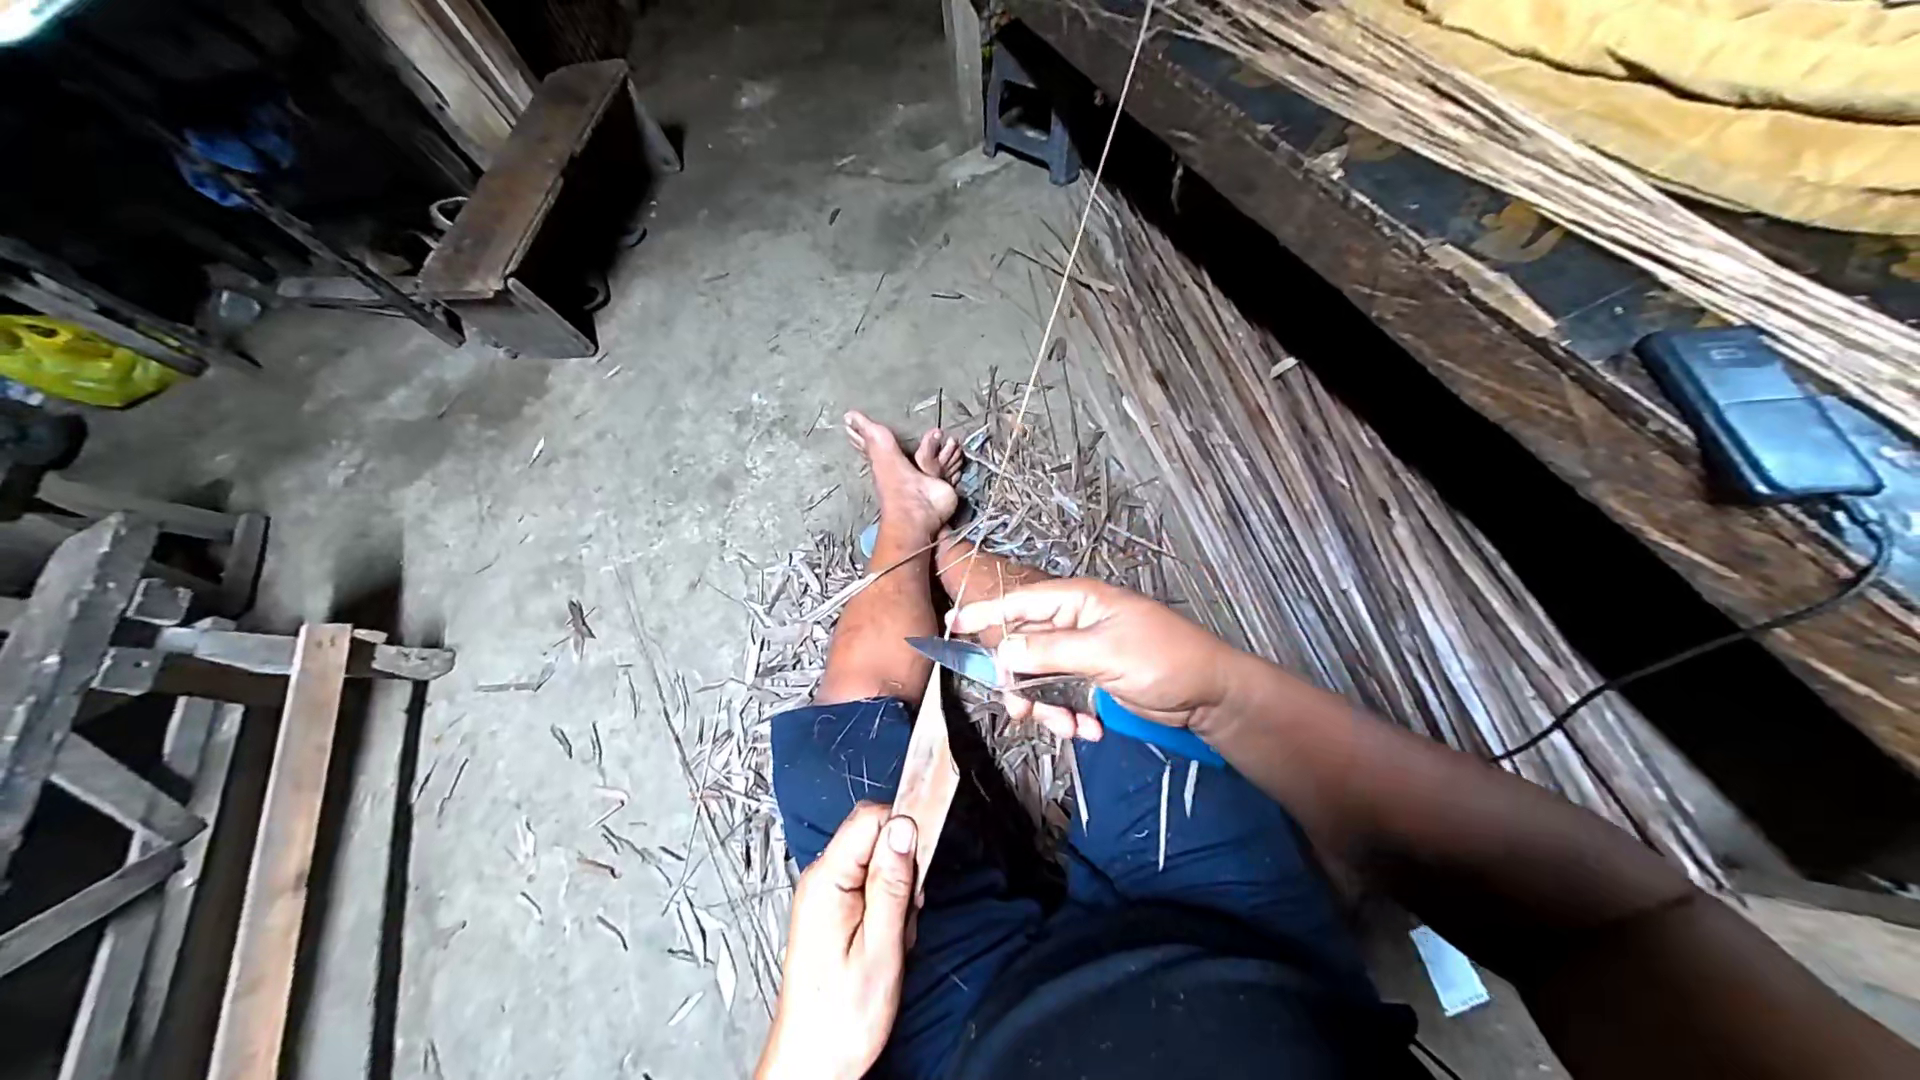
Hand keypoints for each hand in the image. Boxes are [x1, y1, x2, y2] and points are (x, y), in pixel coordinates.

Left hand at [756, 803, 918, 1079]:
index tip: (922, 857)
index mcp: (826, 881)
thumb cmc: (839, 1019)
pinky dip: (887, 904)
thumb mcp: (879, 949)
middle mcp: (820, 880)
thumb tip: (904, 828)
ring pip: (875, 859)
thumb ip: (892, 883)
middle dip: (902, 864)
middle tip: (908, 907)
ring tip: (895, 933)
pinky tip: (886, 937)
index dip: (903, 829)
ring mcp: (824, 894)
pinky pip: (868, 882)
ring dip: (897, 889)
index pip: (869, 818)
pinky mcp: (831, 909)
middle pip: (873, 835)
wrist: (812, 1064)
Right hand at [949, 578, 1252, 740]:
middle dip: (1019, 682)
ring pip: (1038, 679)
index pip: (1020, 603)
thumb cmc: (1162, 658)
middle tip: (1020, 707)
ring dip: (1046, 707)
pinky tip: (1089, 729)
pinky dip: (1067, 716)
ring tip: (1070, 727)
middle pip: (1023, 649)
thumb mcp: (1104, 652)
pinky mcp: (1089, 682)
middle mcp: (1073, 624)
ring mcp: (1081, 655)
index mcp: (1077, 601)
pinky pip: (1059, 698)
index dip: (985, 614)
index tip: (953, 625)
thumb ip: (1050, 651)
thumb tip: (1001, 651)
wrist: (1210, 696)